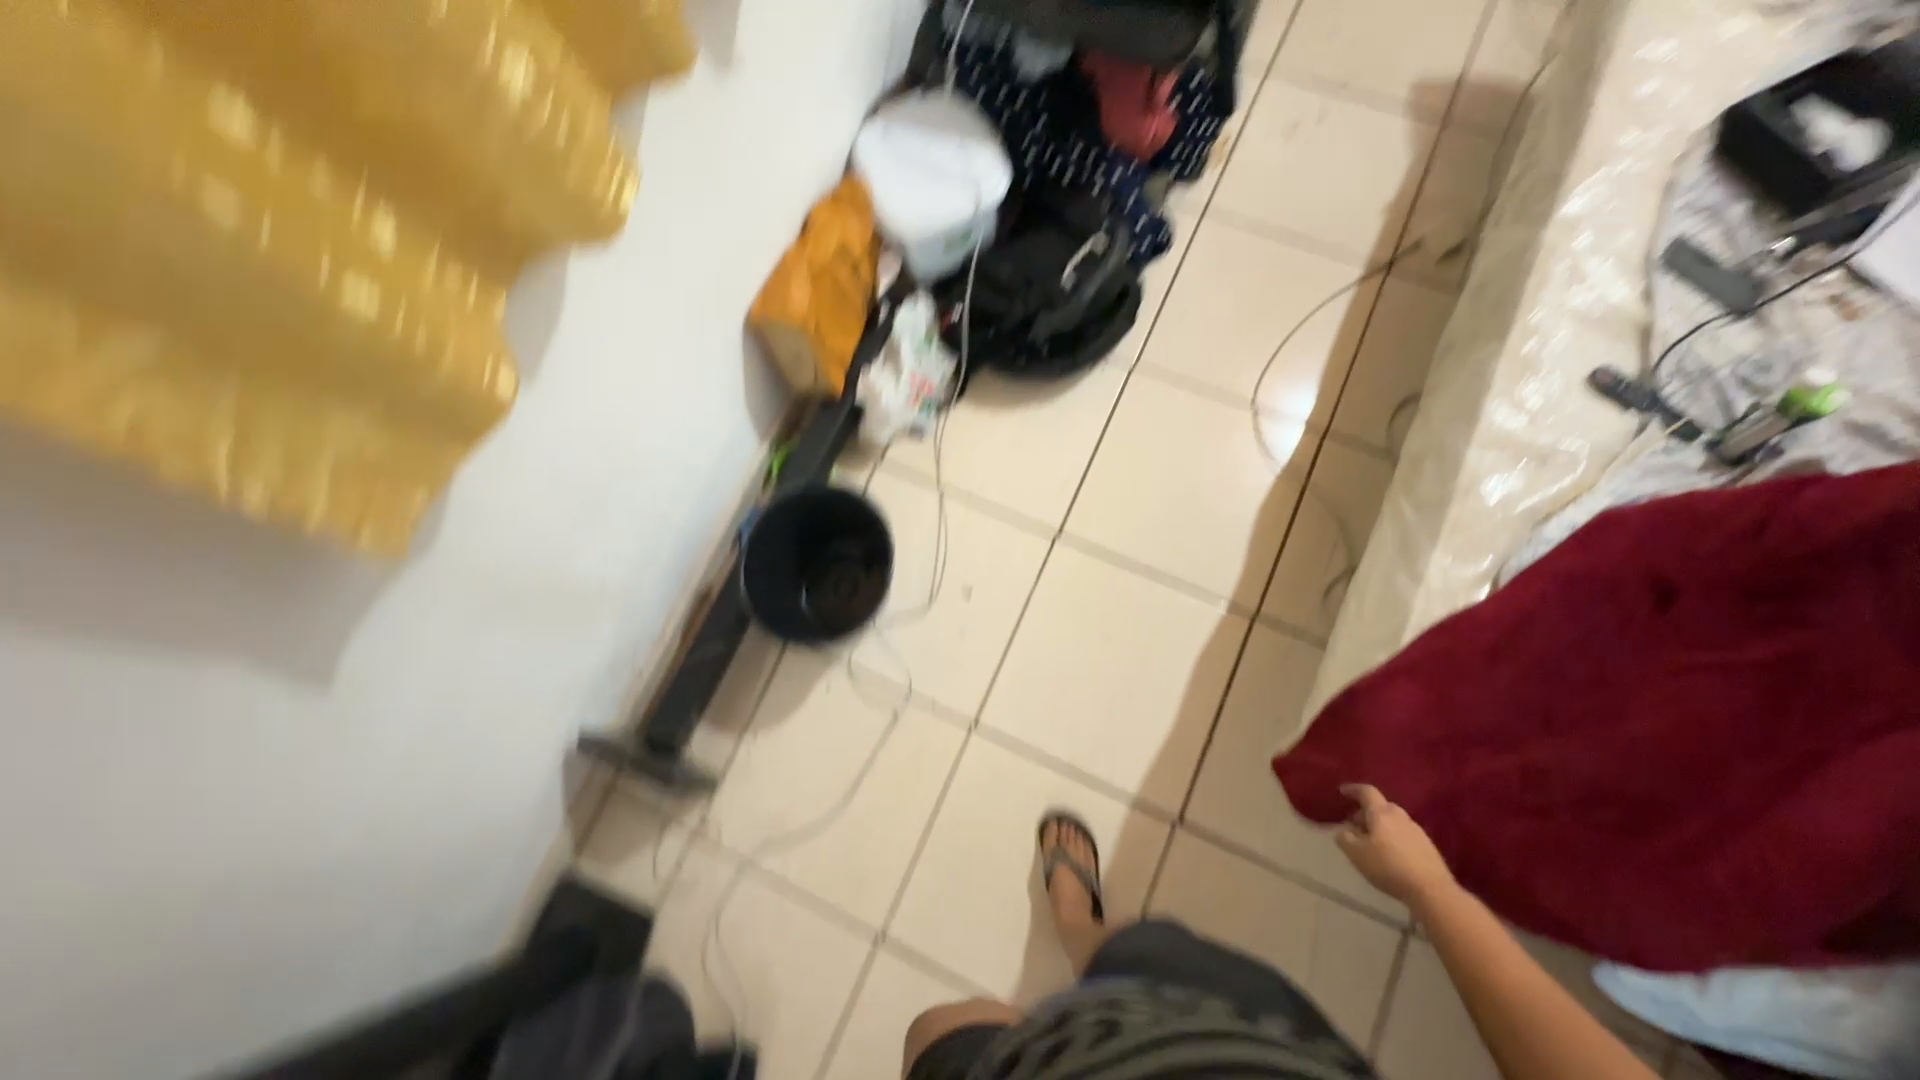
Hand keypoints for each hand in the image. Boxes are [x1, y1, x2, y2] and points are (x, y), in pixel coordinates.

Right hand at [1334, 784, 1456, 906]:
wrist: (1431, 889)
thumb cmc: (1388, 867)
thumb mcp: (1356, 854)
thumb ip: (1345, 838)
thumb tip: (1344, 831)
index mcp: (1381, 813)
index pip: (1366, 792)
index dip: (1353, 789)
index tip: (1342, 792)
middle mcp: (1400, 816)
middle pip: (1381, 806)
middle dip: (1366, 812)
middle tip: (1355, 824)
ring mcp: (1417, 831)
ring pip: (1393, 820)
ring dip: (1380, 826)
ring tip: (1371, 842)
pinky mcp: (1427, 846)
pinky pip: (1404, 834)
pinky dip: (1393, 837)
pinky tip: (1390, 854)